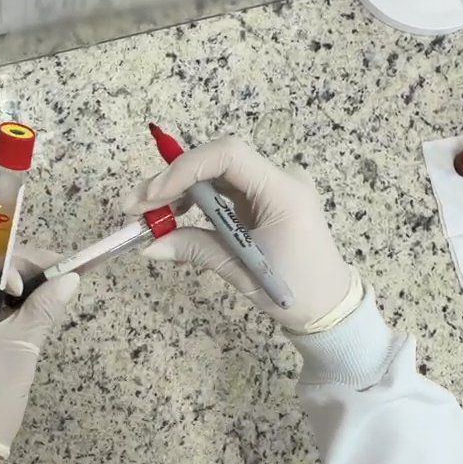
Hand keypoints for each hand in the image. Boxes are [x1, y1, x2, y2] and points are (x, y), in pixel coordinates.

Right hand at [120, 137, 361, 333]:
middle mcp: (278, 180)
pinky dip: (194, 200)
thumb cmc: (294, 290)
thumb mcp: (242, 270)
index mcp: (282, 191)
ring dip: (178, 189)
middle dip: (171, 180)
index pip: (227, 157)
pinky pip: (223, 190)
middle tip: (134, 205)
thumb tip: (150, 246)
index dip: (185, 169)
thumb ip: (196, 249)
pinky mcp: (261, 202)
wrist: (328, 306)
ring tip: (146, 212)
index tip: (153, 196)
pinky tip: (172, 214)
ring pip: (215, 174)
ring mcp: (269, 189)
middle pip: (216, 161)